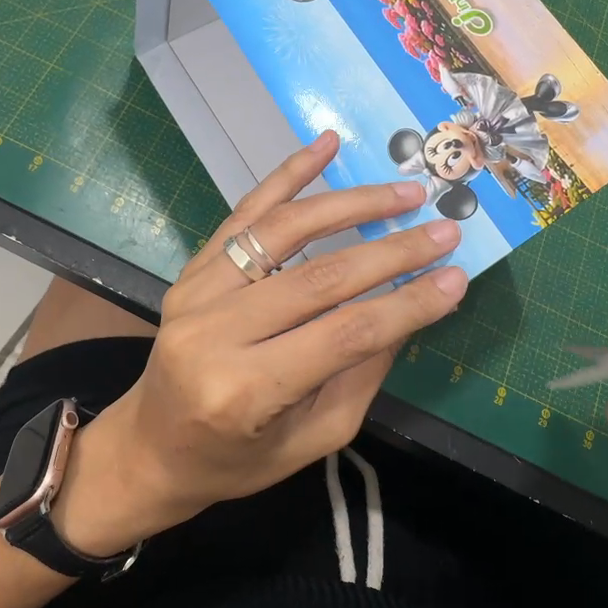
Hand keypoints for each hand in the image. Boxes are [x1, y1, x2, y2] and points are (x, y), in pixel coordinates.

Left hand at [50, 131, 466, 556]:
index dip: (405, 305)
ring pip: (281, 230)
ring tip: (402, 192)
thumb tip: (409, 306)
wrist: (150, 446)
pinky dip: (287, 176)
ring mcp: (195, 292)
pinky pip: (243, 214)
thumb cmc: (235, 459)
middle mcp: (213, 333)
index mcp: (244, 391)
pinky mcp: (191, 269)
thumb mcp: (310, 441)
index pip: (342, 336)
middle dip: (390, 252)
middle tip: (443, 229)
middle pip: (318, 278)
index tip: (457, 276)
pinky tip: (325, 147)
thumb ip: (359, 374)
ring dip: (348, 205)